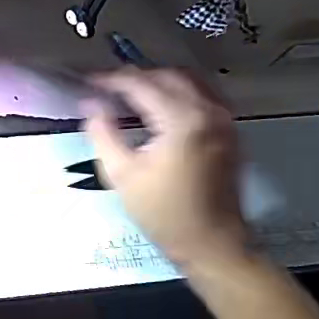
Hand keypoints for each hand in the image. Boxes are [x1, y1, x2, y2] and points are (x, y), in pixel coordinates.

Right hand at [81, 68, 250, 267]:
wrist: (212, 243)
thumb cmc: (162, 212)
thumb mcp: (120, 173)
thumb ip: (102, 132)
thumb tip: (91, 104)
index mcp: (182, 121)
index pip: (141, 84)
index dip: (111, 80)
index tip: (87, 81)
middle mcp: (209, 112)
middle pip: (169, 76)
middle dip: (136, 77)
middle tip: (106, 86)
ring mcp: (225, 121)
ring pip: (190, 82)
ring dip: (159, 81)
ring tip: (130, 93)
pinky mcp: (230, 132)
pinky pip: (203, 96)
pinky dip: (178, 92)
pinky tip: (158, 107)